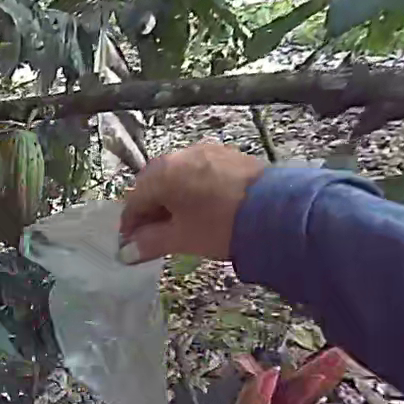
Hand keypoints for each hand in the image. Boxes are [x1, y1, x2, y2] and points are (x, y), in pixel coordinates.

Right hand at [118, 141, 265, 262]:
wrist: (276, 212)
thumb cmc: (220, 226)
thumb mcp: (181, 239)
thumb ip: (149, 243)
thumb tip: (127, 252)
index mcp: (162, 173)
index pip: (134, 199)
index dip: (130, 224)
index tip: (131, 243)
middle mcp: (180, 155)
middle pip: (153, 183)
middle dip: (150, 209)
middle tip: (152, 234)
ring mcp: (205, 151)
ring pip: (177, 176)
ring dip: (171, 198)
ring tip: (178, 223)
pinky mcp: (227, 155)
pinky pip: (198, 172)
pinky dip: (191, 189)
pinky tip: (200, 209)